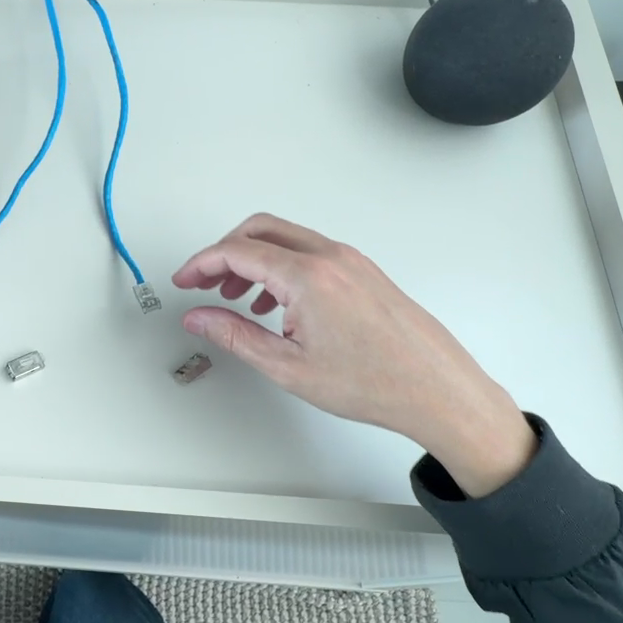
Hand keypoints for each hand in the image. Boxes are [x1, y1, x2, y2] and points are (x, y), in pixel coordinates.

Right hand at [172, 214, 535, 496]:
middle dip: (224, 253)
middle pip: (259, 230)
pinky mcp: (363, 272)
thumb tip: (198, 318)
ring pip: (285, 239)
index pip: (237, 251)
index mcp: (309, 276)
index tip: (185, 280)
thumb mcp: (286, 366)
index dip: (201, 264)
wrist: (438, 392)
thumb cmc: (375, 383)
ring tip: (236, 299)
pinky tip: (276, 305)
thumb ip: (233, 335)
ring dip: (252, 260)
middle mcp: (331, 258)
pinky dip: (280, 267)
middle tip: (203, 282)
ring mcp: (351, 261)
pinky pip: (309, 253)